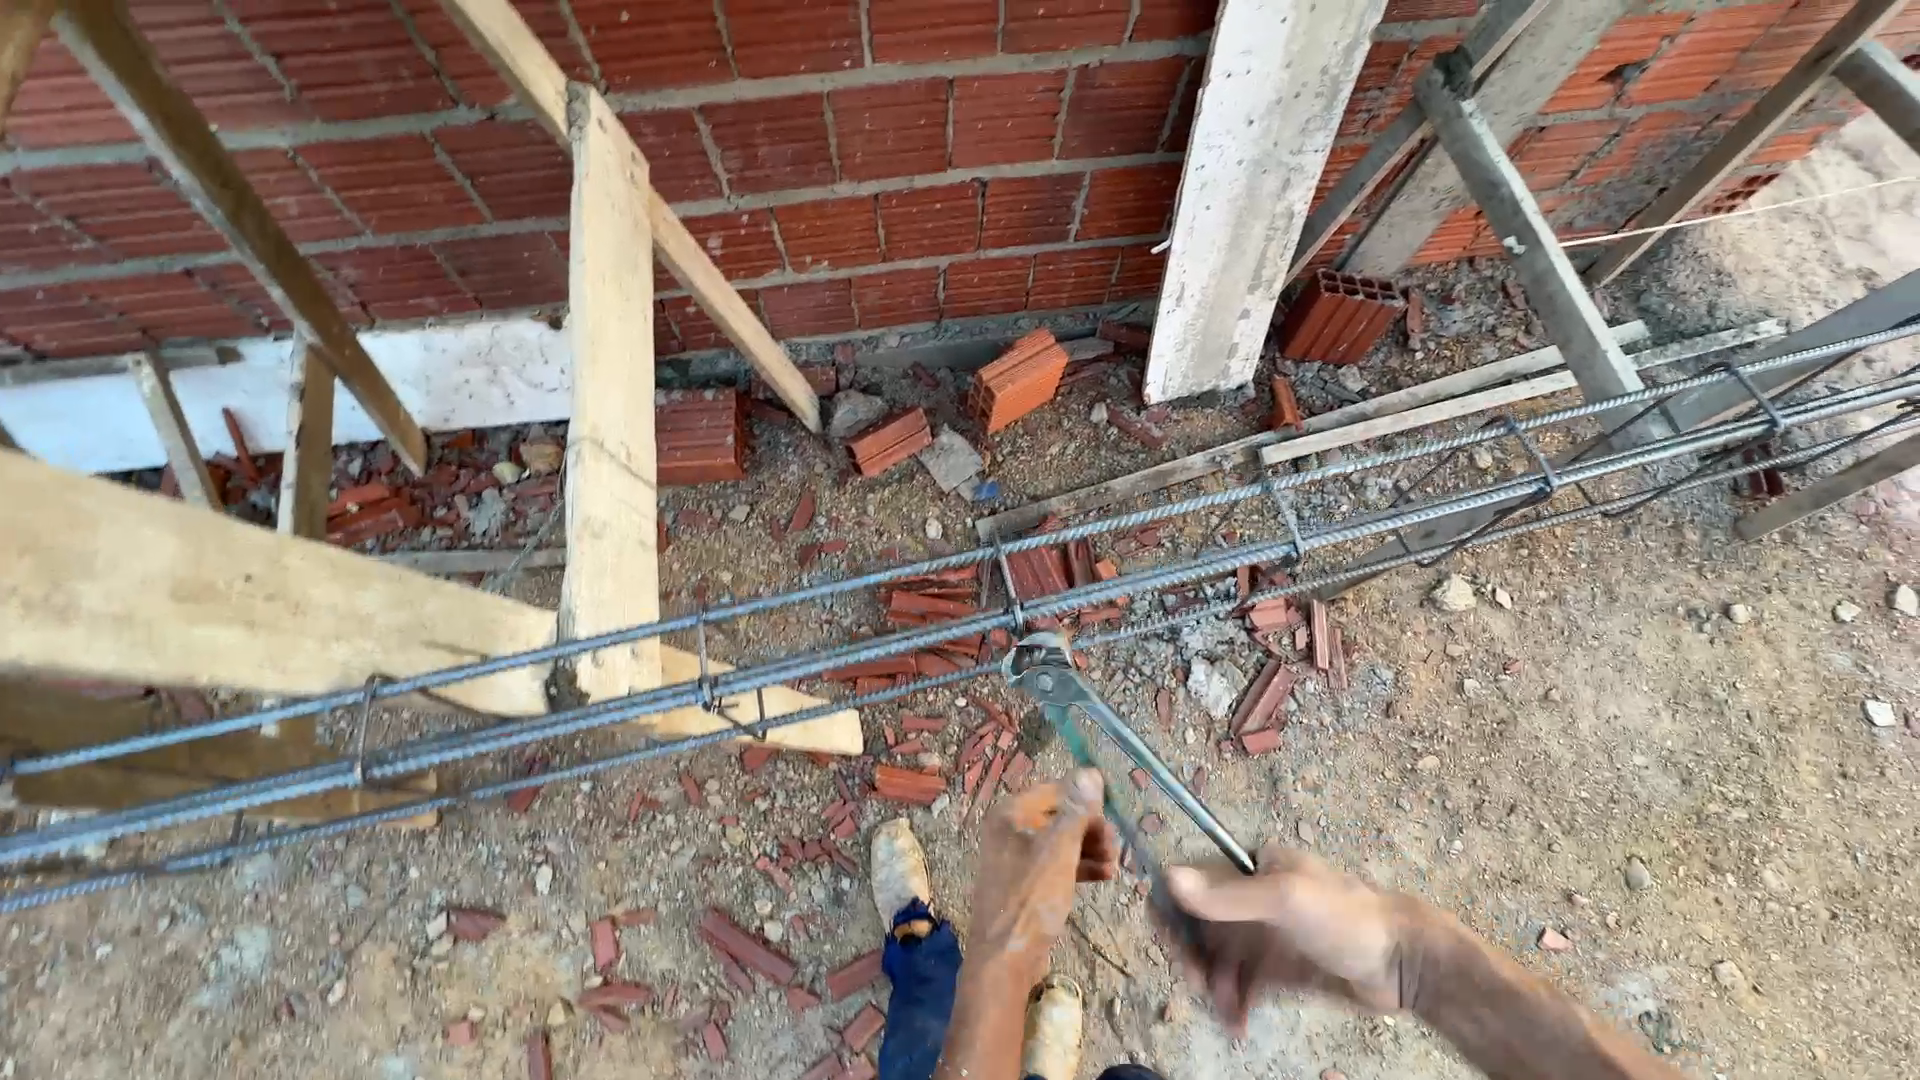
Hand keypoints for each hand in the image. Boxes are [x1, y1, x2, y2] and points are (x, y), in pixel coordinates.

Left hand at [963, 768, 1119, 989]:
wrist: (1005, 959)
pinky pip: (1056, 865)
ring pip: (1060, 842)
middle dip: (1090, 828)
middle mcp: (1008, 830)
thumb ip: (1077, 810)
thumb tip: (1091, 771)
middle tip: (1116, 846)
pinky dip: (1079, 867)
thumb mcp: (1059, 850)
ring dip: (1089, 849)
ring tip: (1115, 864)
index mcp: (1009, 814)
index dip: (1084, 800)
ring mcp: (1015, 858)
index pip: (1054, 791)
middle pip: (1058, 816)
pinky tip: (1106, 876)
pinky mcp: (1025, 883)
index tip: (1113, 813)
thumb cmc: (1030, 897)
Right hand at [1164, 843, 1415, 1034]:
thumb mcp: (1285, 899)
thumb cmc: (1344, 916)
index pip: (1194, 881)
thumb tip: (1169, 877)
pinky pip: (1242, 985)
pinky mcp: (1278, 970)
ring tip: (1226, 1010)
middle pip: (1199, 925)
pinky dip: (1234, 1003)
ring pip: (1218, 960)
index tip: (1168, 940)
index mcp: (1249, 867)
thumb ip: (1228, 894)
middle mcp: (1251, 898)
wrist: (1404, 964)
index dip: (1172, 907)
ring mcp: (1265, 936)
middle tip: (1198, 983)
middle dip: (1192, 955)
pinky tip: (1237, 1022)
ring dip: (1213, 985)